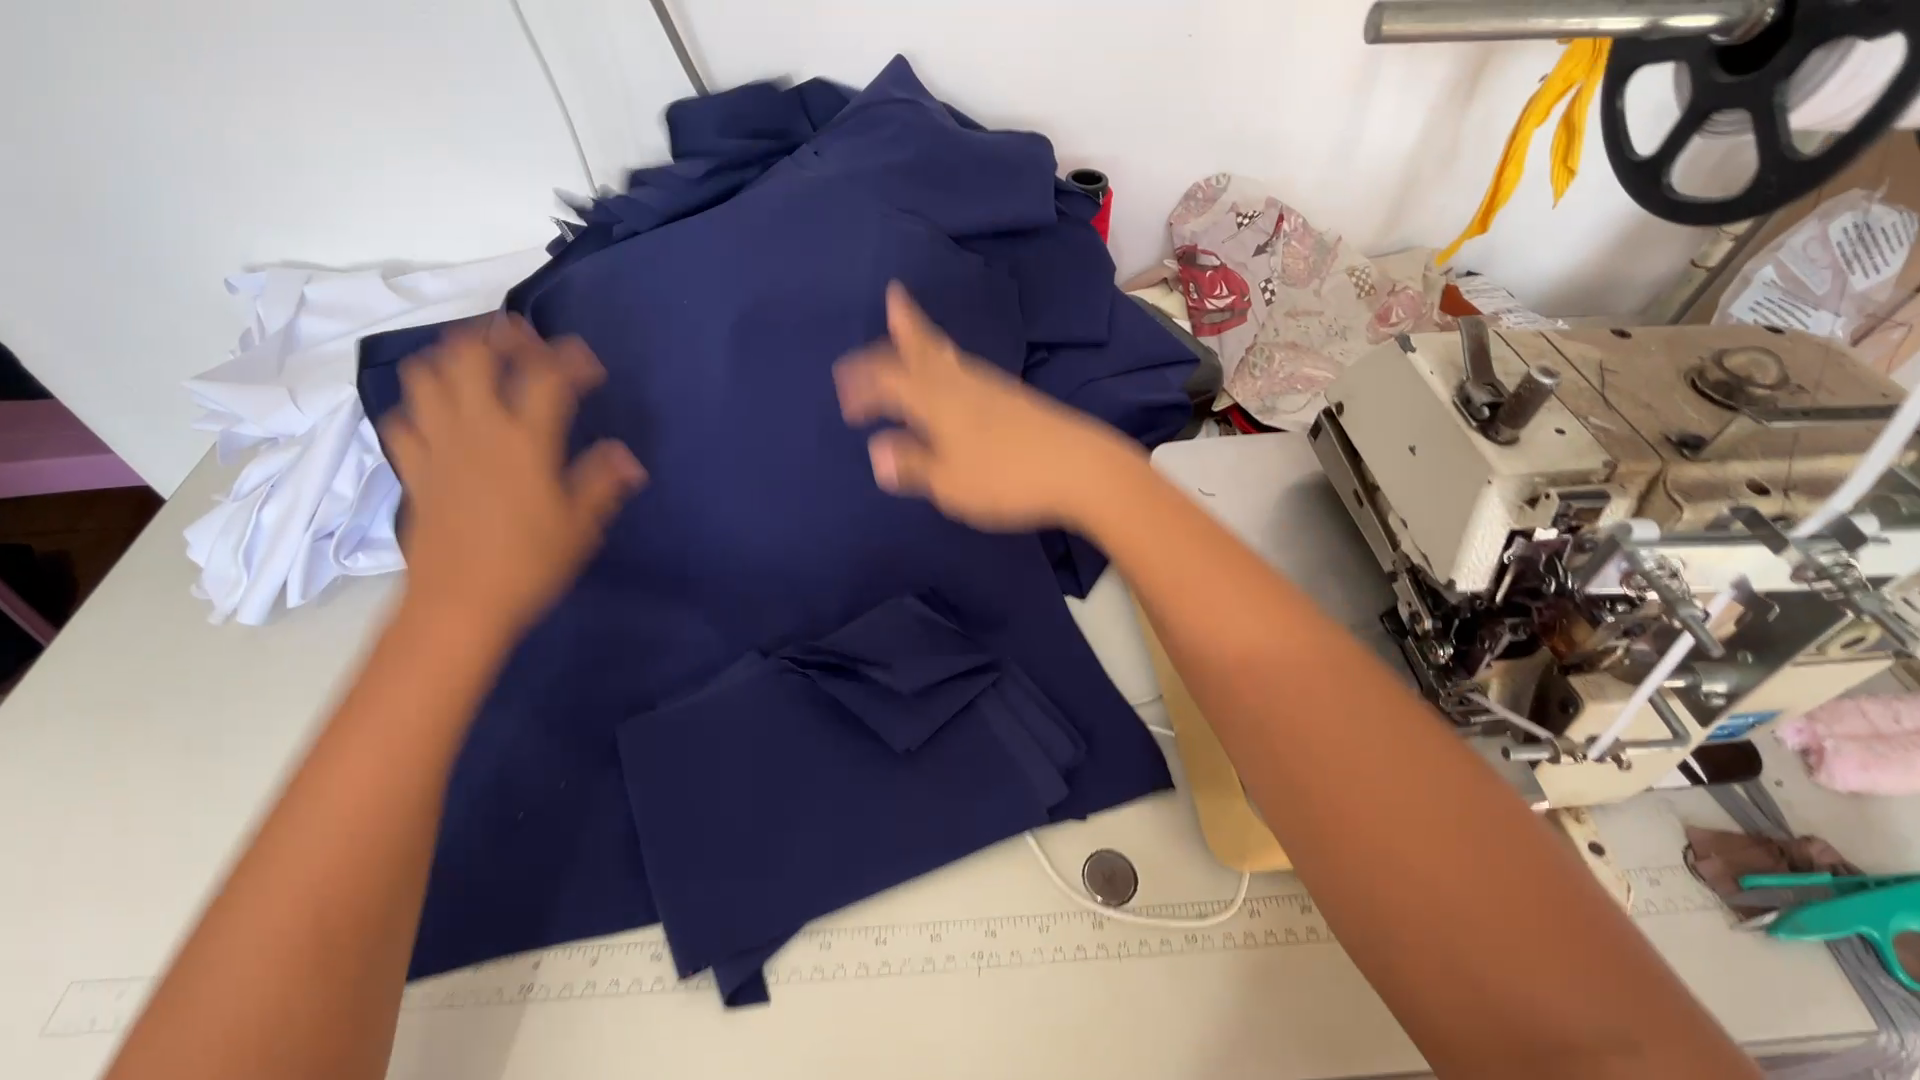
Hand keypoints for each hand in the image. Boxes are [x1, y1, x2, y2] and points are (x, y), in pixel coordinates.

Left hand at [380, 316, 645, 638]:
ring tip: (476, 365)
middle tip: (521, 342)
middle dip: (497, 337)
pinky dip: (420, 407)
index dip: (570, 359)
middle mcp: (476, 429)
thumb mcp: (581, 525)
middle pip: (472, 355)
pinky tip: (440, 416)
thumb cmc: (529, 563)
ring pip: (427, 376)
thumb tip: (626, 457)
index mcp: (525, 440)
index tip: (589, 364)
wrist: (459, 603)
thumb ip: (602, 482)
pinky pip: (404, 419)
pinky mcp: (412, 467)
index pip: (548, 376)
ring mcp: (437, 445)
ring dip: (450, 359)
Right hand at [833, 283, 1143, 530]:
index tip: (845, 399)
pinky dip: (946, 356)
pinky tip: (953, 366)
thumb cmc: (1007, 478)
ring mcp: (990, 386)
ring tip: (913, 320)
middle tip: (891, 299)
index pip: (889, 380)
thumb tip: (878, 451)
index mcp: (936, 401)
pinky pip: (965, 366)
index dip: (864, 384)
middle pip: (924, 349)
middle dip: (902, 329)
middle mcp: (960, 383)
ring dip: (924, 337)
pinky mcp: (1013, 397)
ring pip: (947, 353)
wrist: (1082, 468)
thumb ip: (912, 465)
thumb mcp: (949, 483)